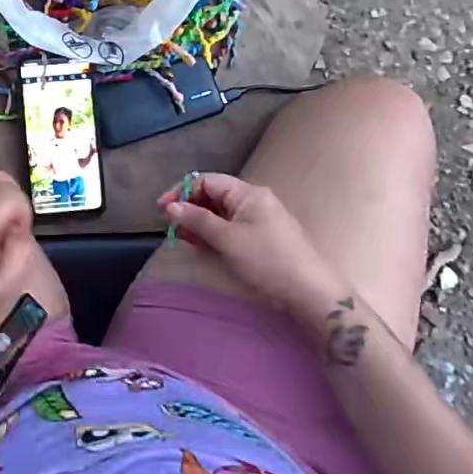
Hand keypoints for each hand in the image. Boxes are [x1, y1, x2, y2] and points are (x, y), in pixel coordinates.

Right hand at [158, 172, 348, 315]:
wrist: (310, 292)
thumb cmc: (267, 260)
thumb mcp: (227, 239)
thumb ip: (197, 220)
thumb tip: (170, 206)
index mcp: (247, 193)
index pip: (206, 181)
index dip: (181, 192)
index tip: (162, 210)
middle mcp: (253, 200)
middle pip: (212, 196)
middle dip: (189, 209)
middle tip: (172, 228)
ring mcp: (258, 219)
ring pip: (219, 214)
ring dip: (199, 224)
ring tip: (184, 239)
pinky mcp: (260, 237)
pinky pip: (230, 228)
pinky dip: (213, 234)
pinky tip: (203, 246)